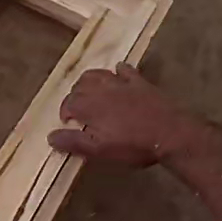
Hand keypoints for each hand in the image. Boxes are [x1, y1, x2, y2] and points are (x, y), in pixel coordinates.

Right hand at [48, 63, 201, 166]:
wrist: (171, 133)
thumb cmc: (133, 145)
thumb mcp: (99, 150)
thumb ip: (74, 142)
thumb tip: (50, 136)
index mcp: (89, 105)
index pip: (68, 103)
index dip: (65, 112)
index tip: (67, 123)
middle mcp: (101, 89)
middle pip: (80, 85)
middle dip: (75, 96)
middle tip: (78, 110)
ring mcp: (122, 83)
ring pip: (98, 74)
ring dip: (90, 81)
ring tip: (90, 91)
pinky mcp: (140, 82)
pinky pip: (125, 70)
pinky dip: (118, 71)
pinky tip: (118, 74)